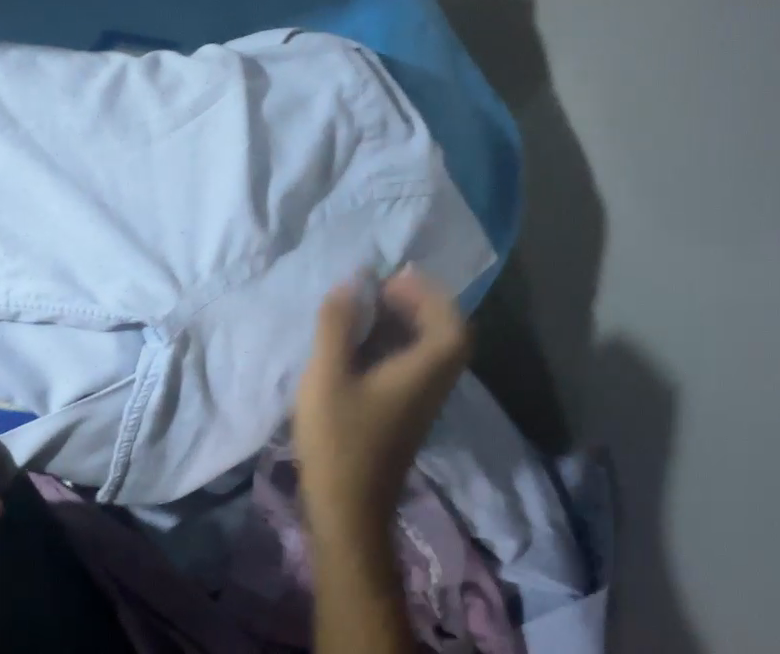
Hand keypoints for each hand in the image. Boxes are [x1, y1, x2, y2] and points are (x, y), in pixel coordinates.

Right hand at [293, 267, 469, 532]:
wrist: (346, 503)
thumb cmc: (338, 436)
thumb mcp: (327, 375)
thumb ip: (337, 327)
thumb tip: (350, 284)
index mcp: (421, 374)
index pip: (452, 327)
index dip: (432, 295)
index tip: (395, 275)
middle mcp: (430, 386)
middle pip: (445, 338)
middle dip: (420, 305)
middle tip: (379, 286)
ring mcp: (418, 403)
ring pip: (428, 352)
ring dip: (405, 323)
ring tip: (364, 306)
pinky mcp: (402, 413)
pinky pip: (411, 366)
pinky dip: (393, 343)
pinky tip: (356, 342)